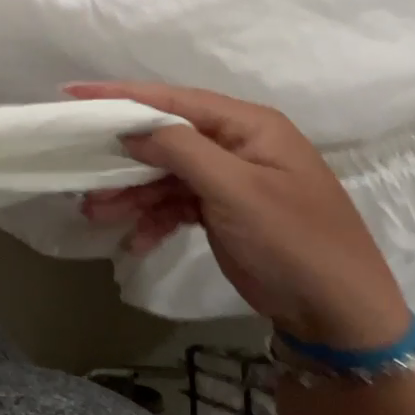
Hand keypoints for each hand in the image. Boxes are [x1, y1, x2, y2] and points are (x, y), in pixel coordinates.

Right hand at [72, 82, 410, 348]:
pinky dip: (153, 218)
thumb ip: (180, 150)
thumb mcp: (238, 191)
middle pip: (164, 138)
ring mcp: (230, 180)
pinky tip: (135, 240)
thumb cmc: (296, 242)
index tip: (72, 94)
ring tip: (96, 213)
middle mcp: (237, 144)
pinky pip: (176, 203)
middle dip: (123, 158)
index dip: (121, 96)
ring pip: (164, 174)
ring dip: (131, 193)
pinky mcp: (223, 212)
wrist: (342, 321)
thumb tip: (130, 129)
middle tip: (81, 170)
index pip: (173, 100)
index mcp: (249, 126)